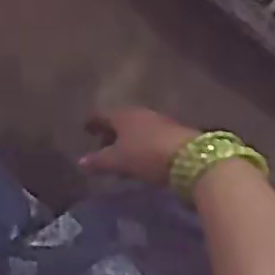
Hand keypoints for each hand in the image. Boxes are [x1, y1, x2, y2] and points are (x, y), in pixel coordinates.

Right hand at [79, 107, 202, 185]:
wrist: (194, 158)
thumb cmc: (147, 155)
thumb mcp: (119, 161)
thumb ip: (99, 161)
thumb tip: (80, 162)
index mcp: (120, 114)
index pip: (100, 114)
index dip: (92, 122)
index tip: (87, 129)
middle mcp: (139, 112)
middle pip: (120, 120)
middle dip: (112, 132)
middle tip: (105, 145)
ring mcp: (160, 121)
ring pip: (138, 128)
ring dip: (130, 139)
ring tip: (126, 154)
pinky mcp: (177, 132)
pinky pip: (153, 135)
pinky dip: (145, 144)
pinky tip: (147, 157)